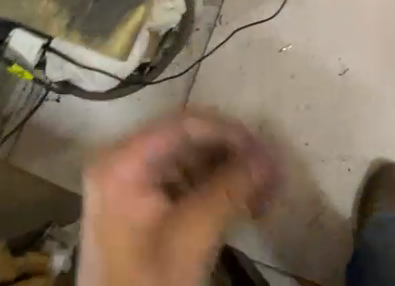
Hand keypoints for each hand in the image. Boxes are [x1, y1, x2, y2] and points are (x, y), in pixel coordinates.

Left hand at [79, 110, 282, 285]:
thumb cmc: (149, 283)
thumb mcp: (194, 234)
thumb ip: (233, 187)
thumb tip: (272, 154)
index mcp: (124, 159)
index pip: (187, 124)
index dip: (231, 134)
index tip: (267, 153)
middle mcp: (123, 159)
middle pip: (190, 140)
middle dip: (234, 156)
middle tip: (271, 176)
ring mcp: (130, 181)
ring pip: (192, 159)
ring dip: (230, 174)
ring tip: (264, 196)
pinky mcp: (140, 203)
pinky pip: (184, 181)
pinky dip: (215, 190)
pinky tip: (244, 206)